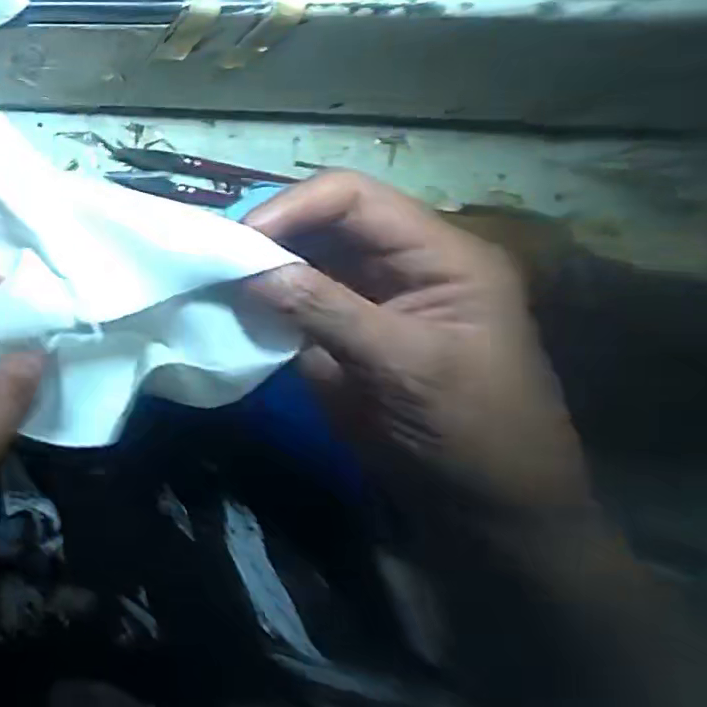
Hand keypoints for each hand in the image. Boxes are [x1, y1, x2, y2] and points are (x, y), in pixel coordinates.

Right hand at [243, 171, 596, 538]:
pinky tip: (234, 301)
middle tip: (220, 256)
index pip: (354, 198)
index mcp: (440, 254)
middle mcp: (401, 259)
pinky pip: (292, 289)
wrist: (487, 509)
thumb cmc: (472, 432)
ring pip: (301, 249)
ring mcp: (369, 290)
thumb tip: (249, 271)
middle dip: (269, 229)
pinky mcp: (341, 320)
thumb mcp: (405, 367)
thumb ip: (326, 311)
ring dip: (260, 259)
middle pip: (321, 215)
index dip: (294, 206)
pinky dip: (260, 291)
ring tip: (218, 274)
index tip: (243, 238)